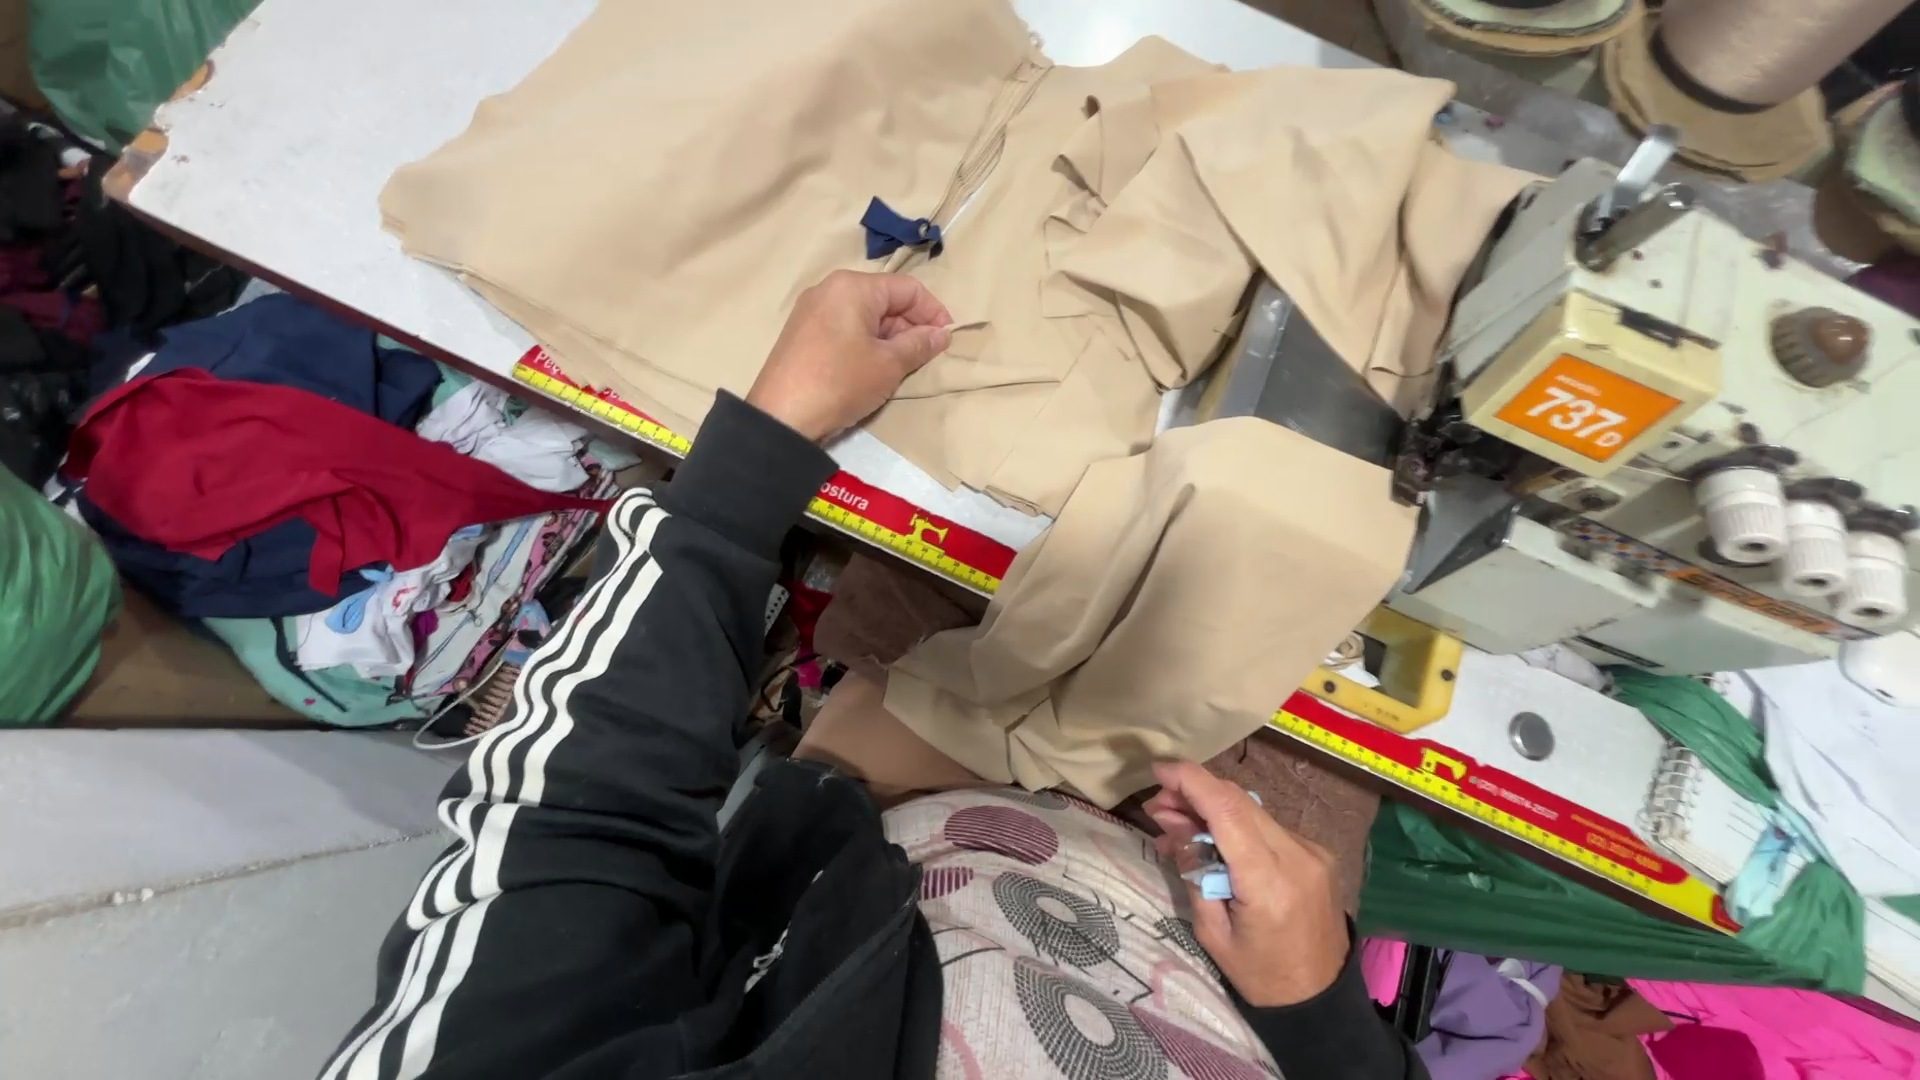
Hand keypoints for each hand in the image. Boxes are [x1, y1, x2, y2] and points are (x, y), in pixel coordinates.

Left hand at [745, 270, 952, 441]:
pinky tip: (874, 370)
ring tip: (902, 368)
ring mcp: (813, 311)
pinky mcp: (803, 334)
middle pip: (885, 300)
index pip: (907, 289)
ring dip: (890, 338)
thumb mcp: (888, 365)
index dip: (933, 312)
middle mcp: (830, 289)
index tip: (948, 339)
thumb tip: (941, 334)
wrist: (783, 416)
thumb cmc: (841, 382)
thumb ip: (919, 344)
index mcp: (853, 287)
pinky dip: (867, 344)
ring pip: (865, 316)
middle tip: (926, 357)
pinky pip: (846, 329)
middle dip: (910, 326)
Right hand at [1144, 760, 1347, 1007]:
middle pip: (1236, 799)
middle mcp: (1297, 856)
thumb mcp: (1213, 933)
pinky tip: (1212, 837)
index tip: (1158, 770)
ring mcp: (1311, 851)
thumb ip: (1194, 872)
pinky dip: (1233, 822)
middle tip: (1157, 806)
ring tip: (1176, 822)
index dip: (1190, 781)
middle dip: (1192, 792)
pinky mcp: (1315, 852)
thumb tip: (1173, 823)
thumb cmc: (1260, 976)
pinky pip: (1265, 823)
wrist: (1323, 1001)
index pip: (1227, 809)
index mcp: (1269, 882)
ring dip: (1210, 806)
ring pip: (1250, 807)